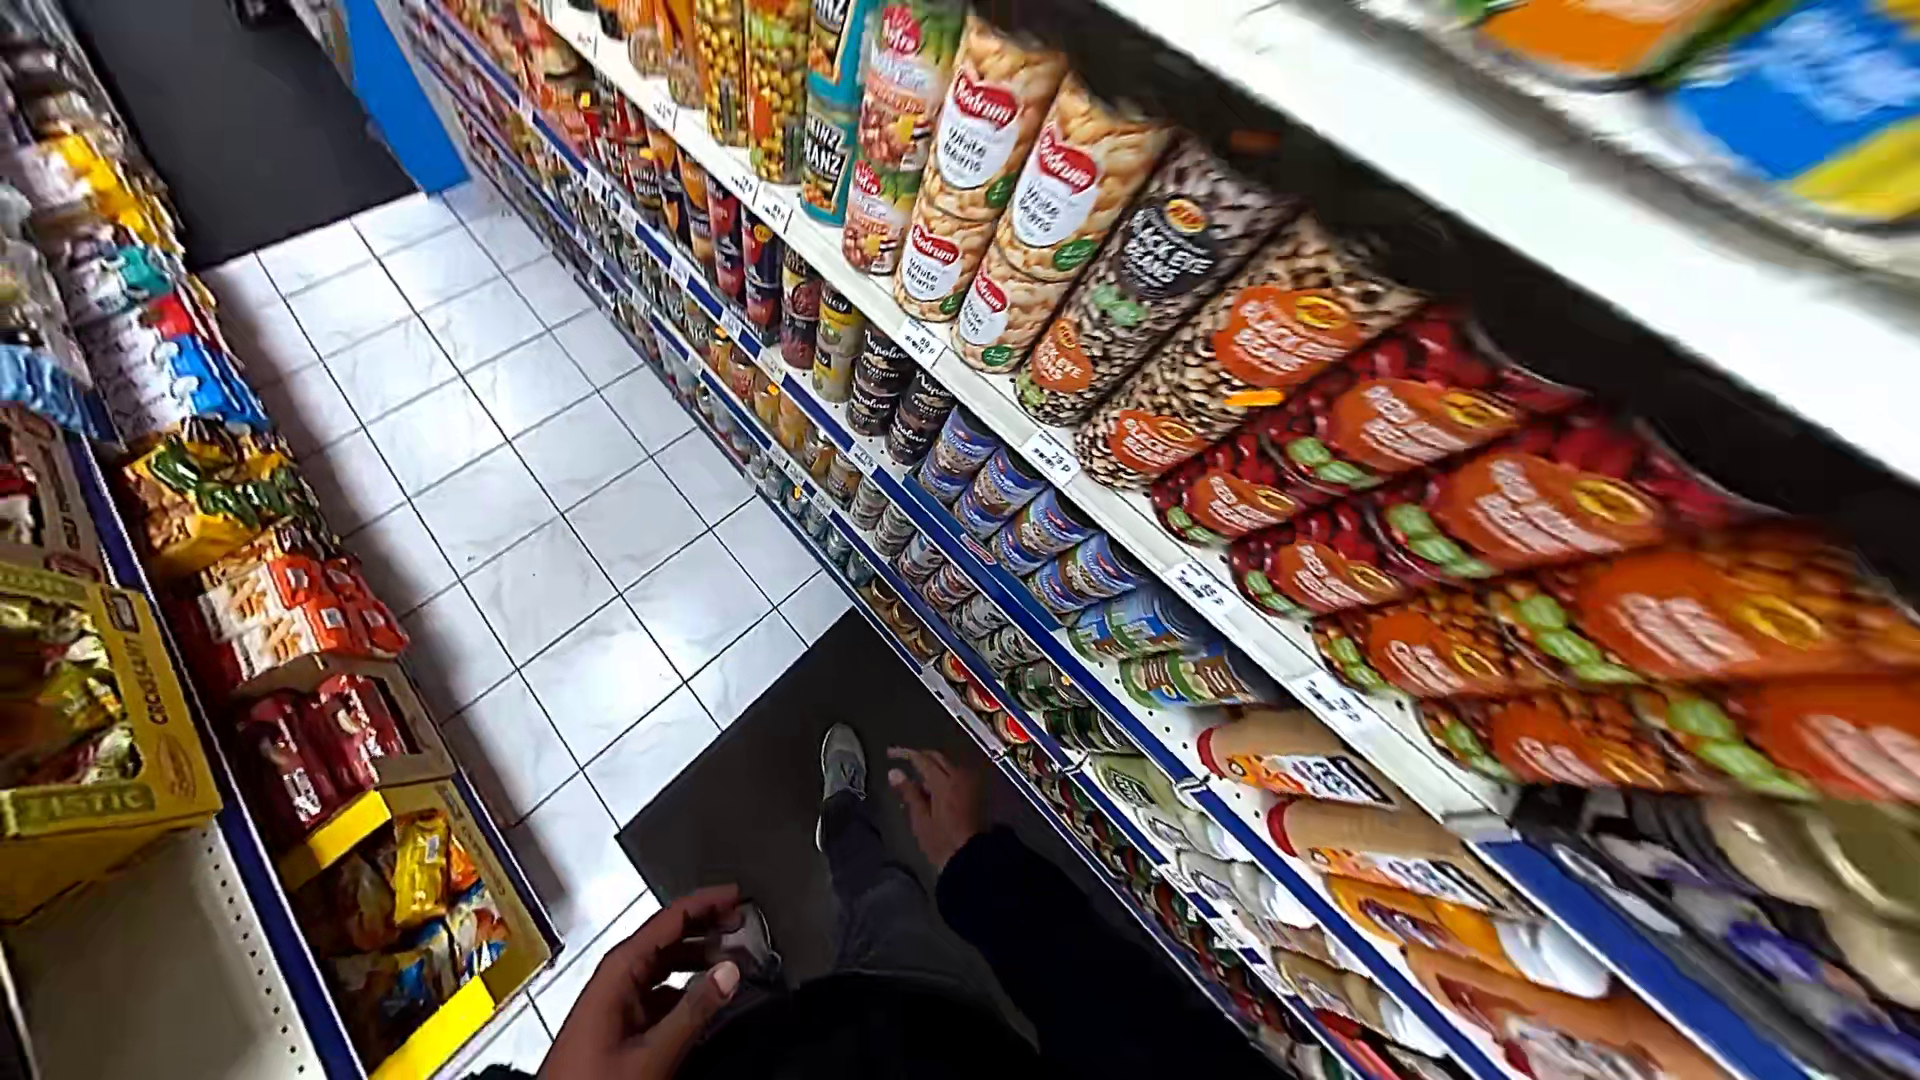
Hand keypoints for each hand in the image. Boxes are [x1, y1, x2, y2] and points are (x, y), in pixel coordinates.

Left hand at [541, 885, 745, 1079]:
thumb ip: (694, 1010)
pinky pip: (659, 988)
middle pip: (668, 934)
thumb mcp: (649, 1056)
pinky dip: (686, 982)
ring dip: (698, 954)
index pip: (671, 917)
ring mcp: (615, 999)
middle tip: (741, 922)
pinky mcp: (617, 1023)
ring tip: (729, 956)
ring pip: (664, 961)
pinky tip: (704, 995)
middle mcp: (616, 975)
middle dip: (707, 924)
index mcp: (620, 969)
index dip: (707, 901)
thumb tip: (731, 969)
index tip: (738, 895)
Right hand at [887, 747, 985, 871]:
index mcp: (945, 781)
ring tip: (917, 779)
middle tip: (903, 761)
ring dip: (933, 765)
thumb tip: (894, 772)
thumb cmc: (942, 842)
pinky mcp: (977, 790)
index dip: (905, 753)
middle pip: (938, 756)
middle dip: (920, 756)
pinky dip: (944, 774)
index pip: (922, 759)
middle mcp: (960, 775)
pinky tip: (934, 788)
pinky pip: (957, 773)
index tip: (891, 753)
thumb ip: (908, 792)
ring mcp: (971, 782)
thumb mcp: (921, 819)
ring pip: (949, 764)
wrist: (973, 858)